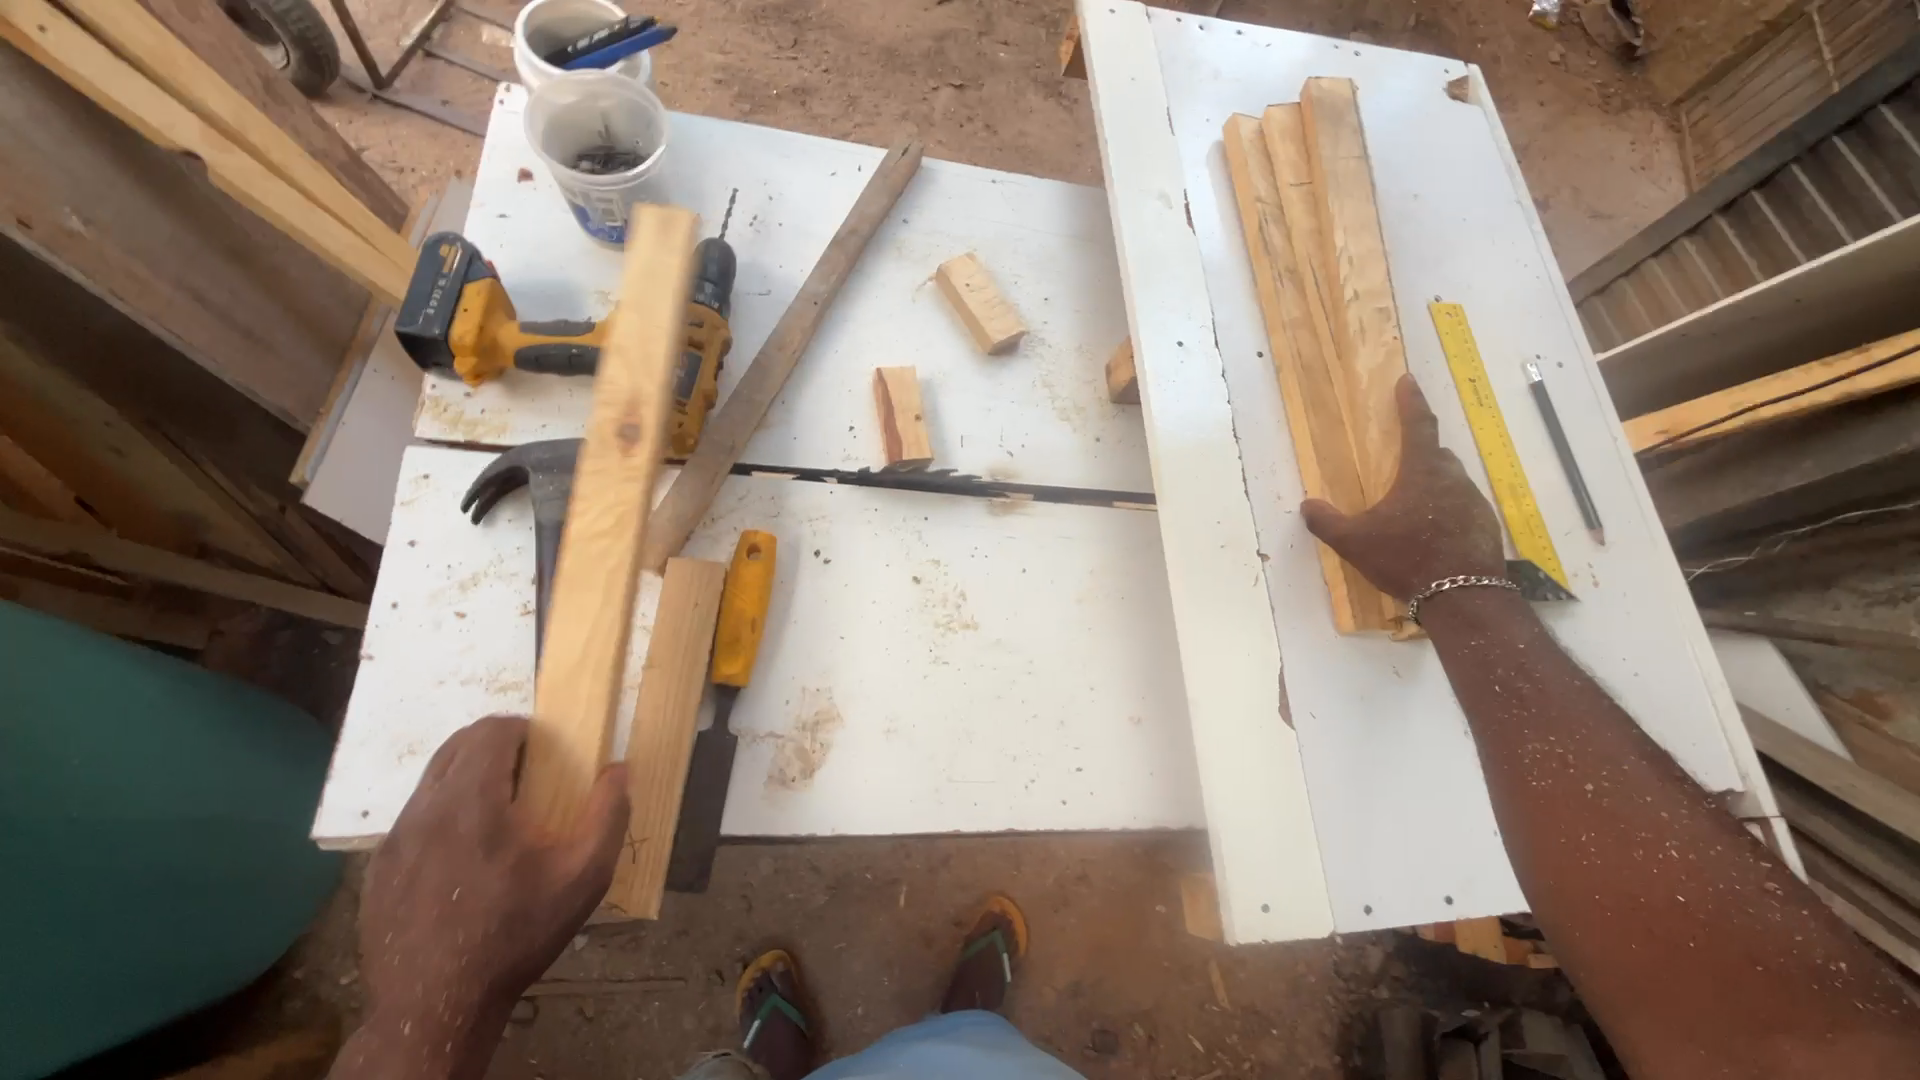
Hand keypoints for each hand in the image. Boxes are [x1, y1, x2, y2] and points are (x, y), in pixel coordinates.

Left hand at [354, 715, 628, 1062]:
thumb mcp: (584, 877)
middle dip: (492, 744)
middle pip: (454, 746)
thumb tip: (619, 770)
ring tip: (498, 810)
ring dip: (466, 776)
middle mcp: (425, 810)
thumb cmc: (517, 933)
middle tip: (526, 769)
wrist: (438, 1005)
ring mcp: (394, 841)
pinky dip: (443, 813)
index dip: (520, 728)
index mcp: (473, 802)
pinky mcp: (378, 870)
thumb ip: (608, 814)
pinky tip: (466, 853)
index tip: (544, 746)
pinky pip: (413, 819)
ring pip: (431, 781)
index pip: (489, 732)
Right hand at [1301, 375, 1504, 599]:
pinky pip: (1462, 507)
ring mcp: (1474, 503)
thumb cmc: (1405, 559)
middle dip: (1421, 451)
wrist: (1463, 596)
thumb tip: (1307, 505)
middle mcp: (1453, 480)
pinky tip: (1431, 533)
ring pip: (1452, 481)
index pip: (1418, 426)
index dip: (1411, 402)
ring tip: (1412, 505)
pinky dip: (1446, 510)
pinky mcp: (1485, 526)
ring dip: (1433, 484)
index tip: (1406, 381)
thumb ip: (1326, 522)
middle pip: (1438, 454)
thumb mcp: (1353, 543)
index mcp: (1421, 473)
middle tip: (1402, 460)